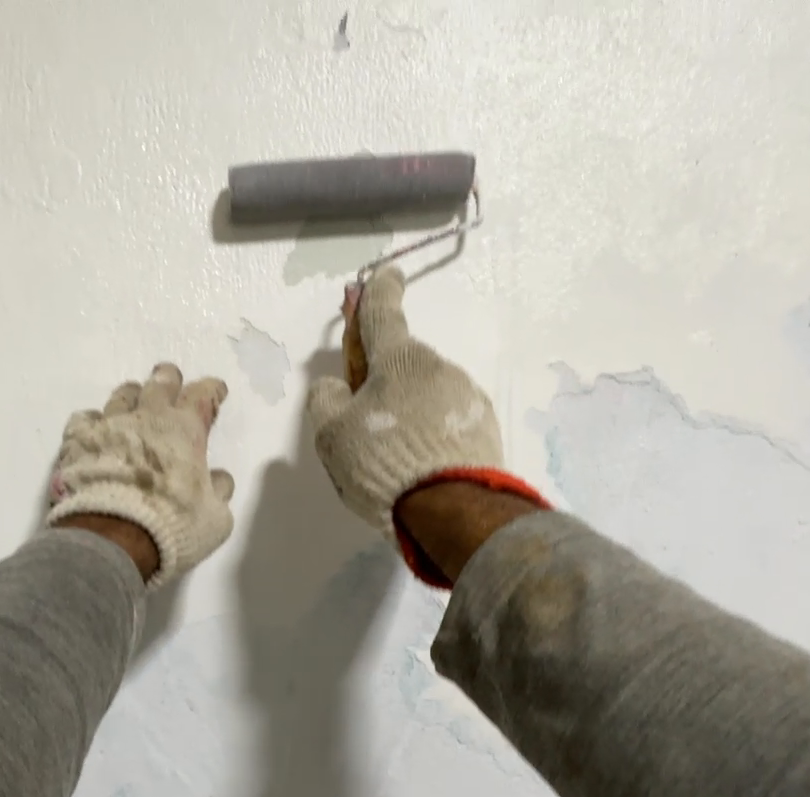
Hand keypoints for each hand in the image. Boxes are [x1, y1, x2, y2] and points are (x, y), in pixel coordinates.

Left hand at [47, 363, 235, 586]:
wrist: (113, 536)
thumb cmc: (172, 525)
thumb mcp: (215, 517)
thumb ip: (218, 491)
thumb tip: (216, 479)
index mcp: (185, 430)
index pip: (202, 395)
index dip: (211, 390)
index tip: (215, 391)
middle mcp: (148, 419)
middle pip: (160, 383)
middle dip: (169, 380)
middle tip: (171, 381)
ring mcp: (109, 426)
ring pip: (122, 396)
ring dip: (132, 397)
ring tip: (134, 403)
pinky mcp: (77, 441)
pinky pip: (84, 418)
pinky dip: (93, 422)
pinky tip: (95, 430)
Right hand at [306, 264, 506, 533]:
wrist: (450, 509)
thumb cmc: (380, 460)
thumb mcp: (330, 433)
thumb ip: (325, 400)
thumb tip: (336, 385)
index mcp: (399, 360)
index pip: (383, 314)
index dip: (379, 292)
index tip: (385, 274)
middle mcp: (438, 368)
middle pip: (402, 364)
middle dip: (383, 381)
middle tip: (361, 421)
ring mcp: (466, 396)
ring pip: (425, 394)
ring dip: (406, 411)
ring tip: (389, 457)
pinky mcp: (484, 427)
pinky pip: (445, 420)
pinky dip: (428, 433)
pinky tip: (416, 465)